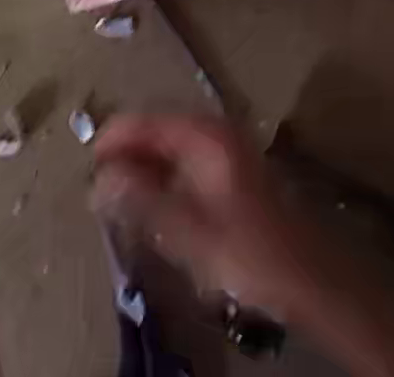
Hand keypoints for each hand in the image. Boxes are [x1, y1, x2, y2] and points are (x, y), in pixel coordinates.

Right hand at [92, 115, 393, 376]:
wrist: (306, 273)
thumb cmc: (246, 250)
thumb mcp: (186, 230)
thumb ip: (141, 199)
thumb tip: (101, 176)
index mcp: (204, 136)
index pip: (146, 120)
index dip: (113, 139)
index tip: (87, 164)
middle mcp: (216, 130)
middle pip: (158, 128)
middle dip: (127, 152)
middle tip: (99, 185)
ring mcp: (228, 146)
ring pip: (172, 144)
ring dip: (145, 165)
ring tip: (121, 196)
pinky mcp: (233, 166)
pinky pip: (187, 157)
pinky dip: (165, 174)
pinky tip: (156, 202)